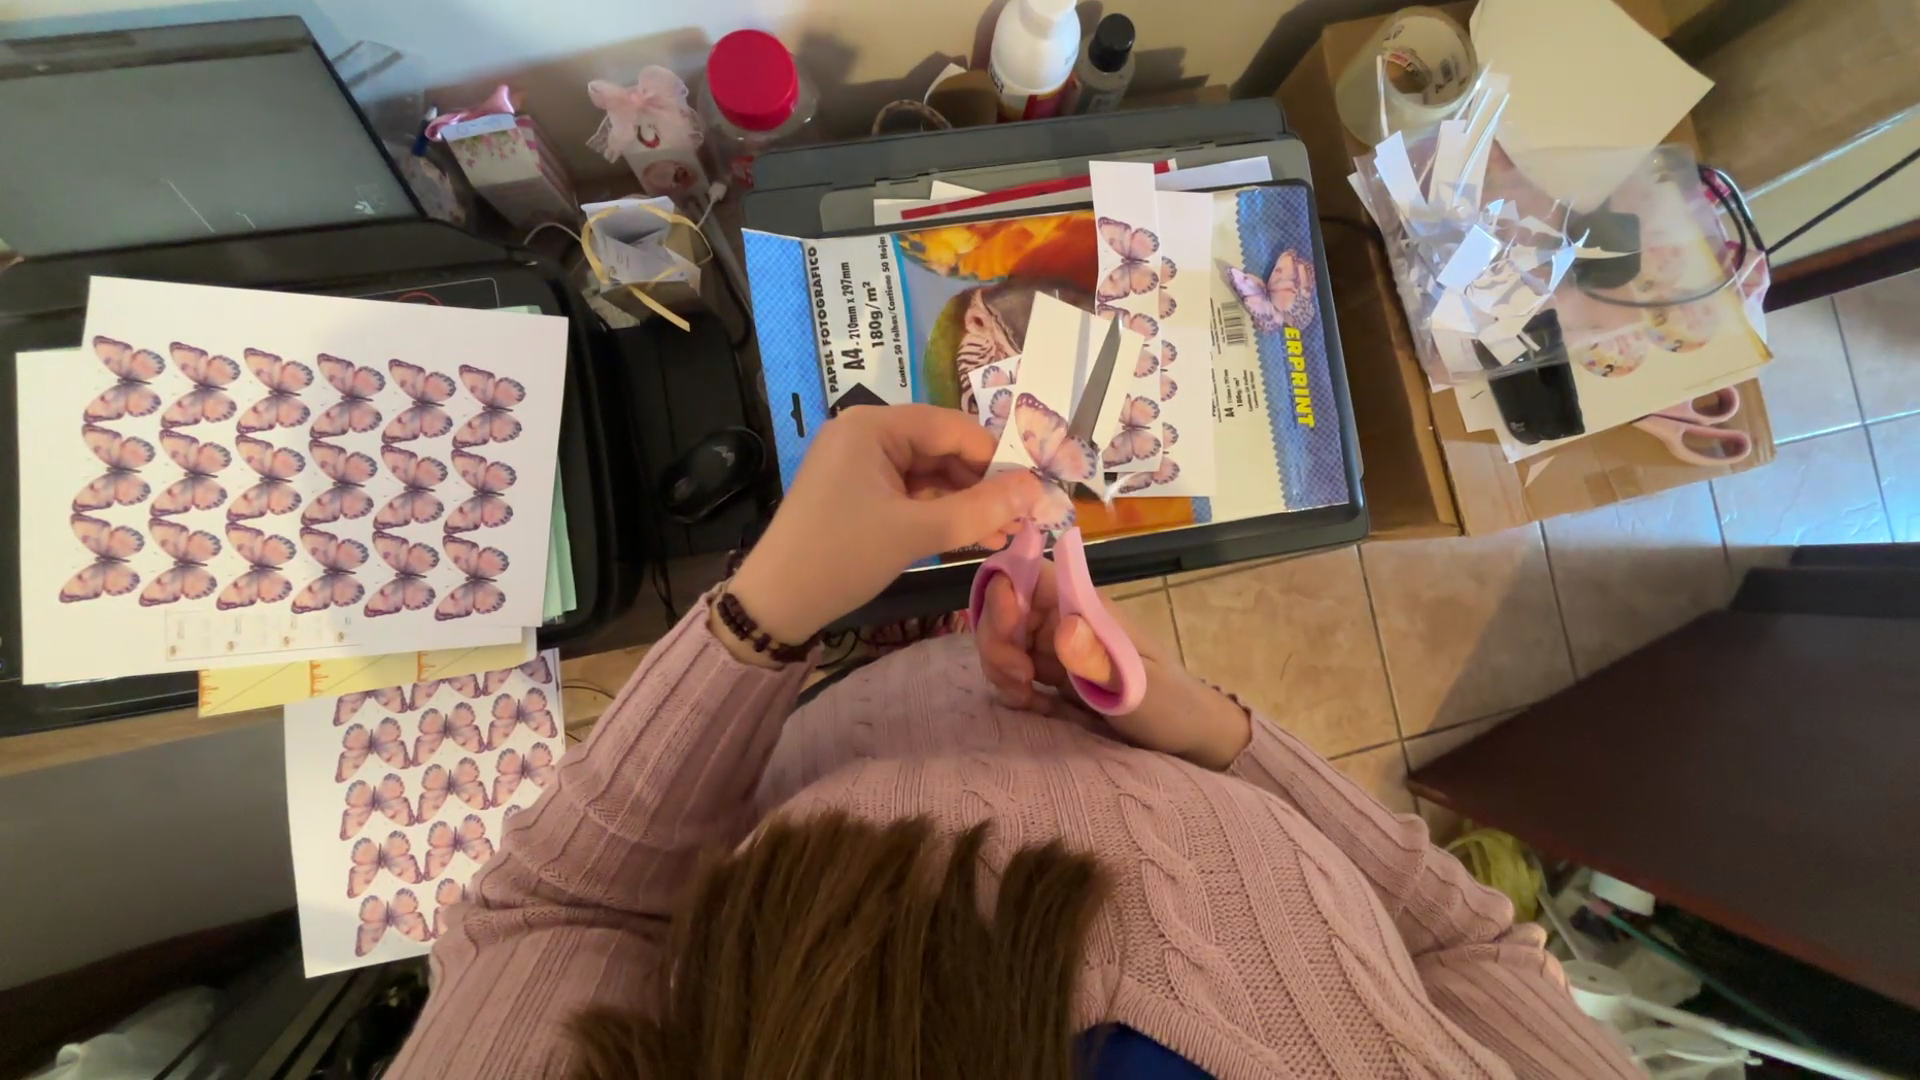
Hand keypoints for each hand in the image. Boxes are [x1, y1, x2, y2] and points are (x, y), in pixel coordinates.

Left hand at [727, 405, 1041, 643]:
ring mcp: (861, 465)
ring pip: (929, 476)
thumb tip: (1036, 489)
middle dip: (983, 486)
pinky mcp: (858, 493)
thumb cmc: (841, 556)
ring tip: (1005, 535)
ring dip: (966, 504)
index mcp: (874, 426)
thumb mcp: (915, 532)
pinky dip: (939, 514)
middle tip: (1023, 519)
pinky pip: (910, 494)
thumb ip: (979, 509)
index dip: (996, 458)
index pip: (953, 427)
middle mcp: (867, 434)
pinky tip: (972, 537)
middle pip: (942, 450)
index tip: (1032, 490)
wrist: (776, 603)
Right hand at [976, 561, 1250, 768]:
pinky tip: (1035, 708)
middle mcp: (1063, 618)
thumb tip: (1064, 627)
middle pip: (1004, 608)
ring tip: (1027, 699)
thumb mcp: (1139, 687)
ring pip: (1001, 640)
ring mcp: (1054, 647)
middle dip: (996, 642)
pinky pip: (1010, 670)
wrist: (1184, 736)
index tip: (1009, 634)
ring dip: (1000, 668)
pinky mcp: (1050, 674)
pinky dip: (1010, 689)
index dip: (1004, 593)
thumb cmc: (1169, 704)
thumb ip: (1098, 660)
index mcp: (1084, 608)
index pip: (1028, 575)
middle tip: (1019, 681)